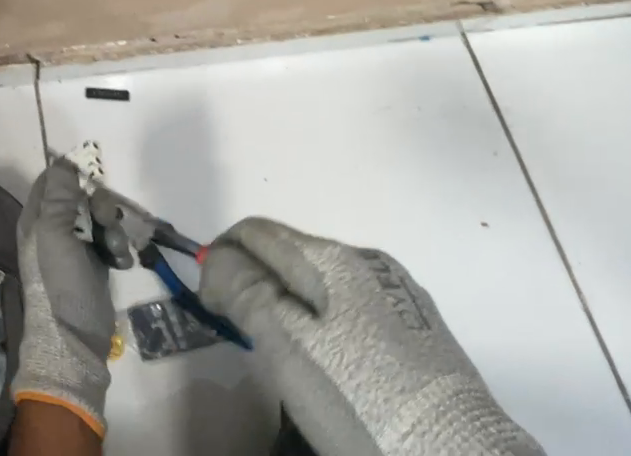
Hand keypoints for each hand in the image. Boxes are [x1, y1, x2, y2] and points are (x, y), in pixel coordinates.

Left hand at [12, 159, 114, 437]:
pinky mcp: (96, 263)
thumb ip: (58, 197)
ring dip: (114, 231)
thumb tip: (63, 161)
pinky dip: (118, 249)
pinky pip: (111, 242)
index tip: (91, 180)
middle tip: (106, 222)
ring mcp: (77, 246)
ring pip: (101, 219)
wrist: (75, 340)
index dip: (72, 176)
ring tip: (116, 252)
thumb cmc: (58, 283)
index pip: (52, 180)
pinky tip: (121, 264)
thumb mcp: (54, 234)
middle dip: (100, 207)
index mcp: (37, 218)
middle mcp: (55, 227)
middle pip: (82, 197)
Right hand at [200, 218, 545, 455]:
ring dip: (288, 299)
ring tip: (280, 347)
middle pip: (288, 253)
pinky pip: (351, 307)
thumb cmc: (360, 398)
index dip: (221, 257)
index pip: (256, 232)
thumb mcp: (286, 344)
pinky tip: (328, 359)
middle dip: (254, 278)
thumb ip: (244, 289)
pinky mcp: (419, 329)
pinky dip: (322, 319)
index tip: (211, 301)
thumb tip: (218, 259)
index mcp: (331, 257)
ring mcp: (398, 294)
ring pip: (321, 281)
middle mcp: (365, 260)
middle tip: (240, 327)